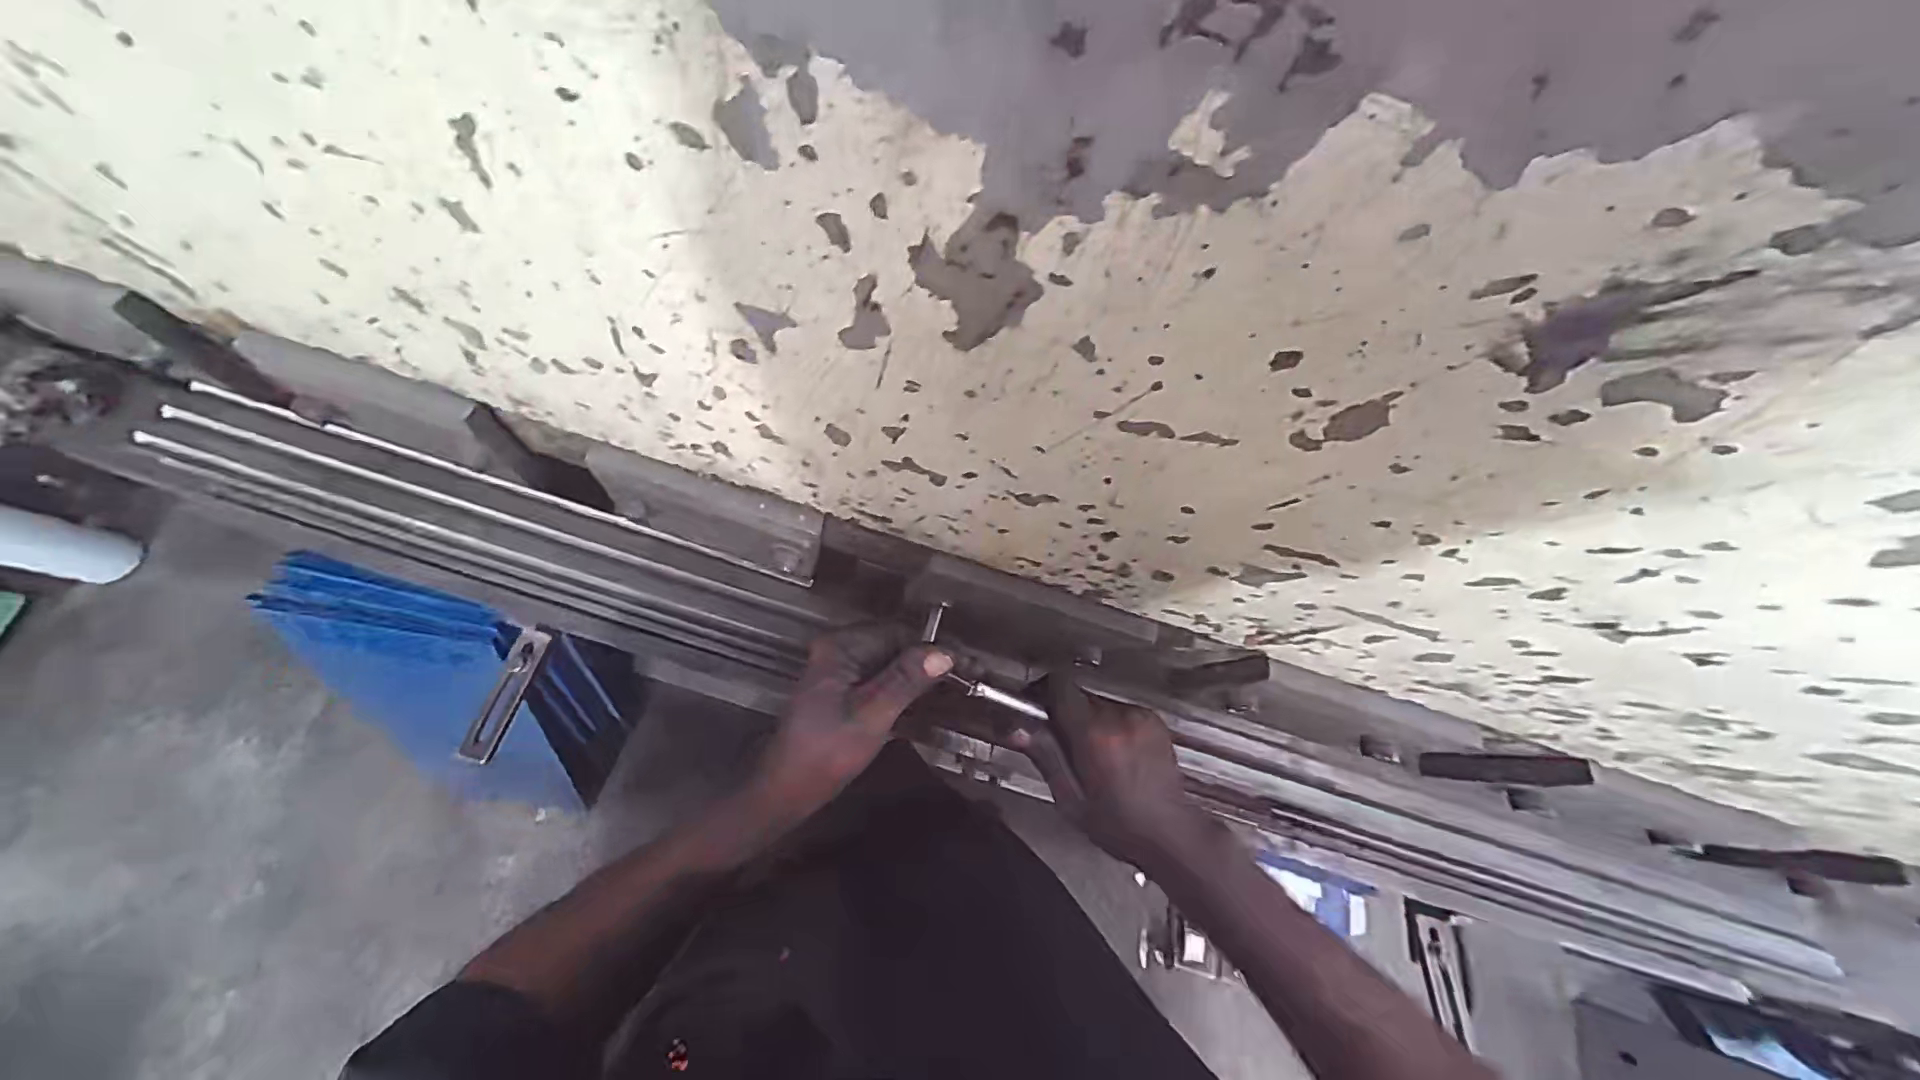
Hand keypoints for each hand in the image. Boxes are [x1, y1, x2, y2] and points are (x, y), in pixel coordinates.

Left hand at [751, 624, 951, 814]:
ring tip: (956, 690)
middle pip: (895, 647)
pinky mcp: (844, 694)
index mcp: (841, 647)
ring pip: (891, 666)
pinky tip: (929, 704)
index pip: (899, 633)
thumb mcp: (871, 714)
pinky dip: (905, 691)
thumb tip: (944, 654)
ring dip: (920, 678)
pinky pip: (882, 682)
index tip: (966, 665)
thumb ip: (906, 681)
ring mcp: (841, 673)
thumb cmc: (826, 751)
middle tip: (968, 679)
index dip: (933, 648)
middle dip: (930, 662)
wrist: (787, 791)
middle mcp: (839, 651)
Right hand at [1012, 674, 1211, 871]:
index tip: (1036, 707)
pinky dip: (1112, 726)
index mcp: (1093, 734)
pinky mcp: (1153, 721)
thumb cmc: (1120, 824)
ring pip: (1099, 703)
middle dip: (1066, 714)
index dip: (1043, 693)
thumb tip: (1018, 731)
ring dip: (1090, 720)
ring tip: (1093, 755)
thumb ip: (1044, 757)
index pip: (1060, 685)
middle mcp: (1118, 718)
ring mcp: (1139, 717)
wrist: (1170, 833)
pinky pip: (1120, 712)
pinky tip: (1116, 755)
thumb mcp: (1070, 799)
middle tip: (1064, 744)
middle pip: (1078, 695)